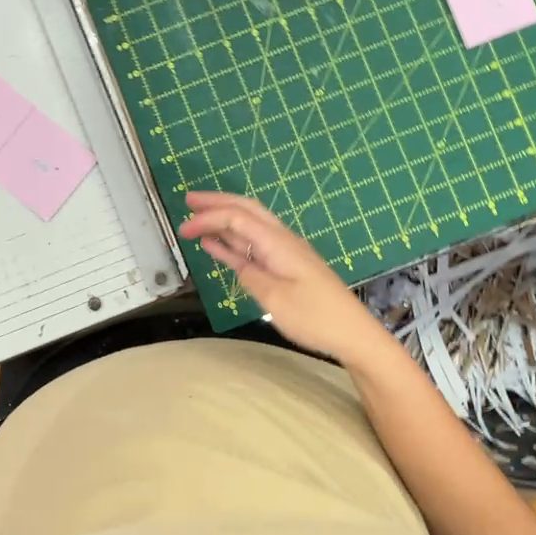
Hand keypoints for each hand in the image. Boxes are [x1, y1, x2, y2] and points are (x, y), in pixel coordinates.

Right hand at [178, 191, 395, 365]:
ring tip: (197, 218)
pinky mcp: (287, 267)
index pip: (237, 218)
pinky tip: (218, 245)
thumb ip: (251, 276)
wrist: (352, 333)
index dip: (208, 218)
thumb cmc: (316, 318)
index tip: (182, 228)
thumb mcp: (276, 300)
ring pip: (250, 225)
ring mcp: (285, 253)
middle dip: (216, 203)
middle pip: (246, 210)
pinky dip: (234, 242)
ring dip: (224, 219)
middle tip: (188, 200)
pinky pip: (255, 245)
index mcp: (278, 243)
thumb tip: (236, 261)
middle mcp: (282, 240)